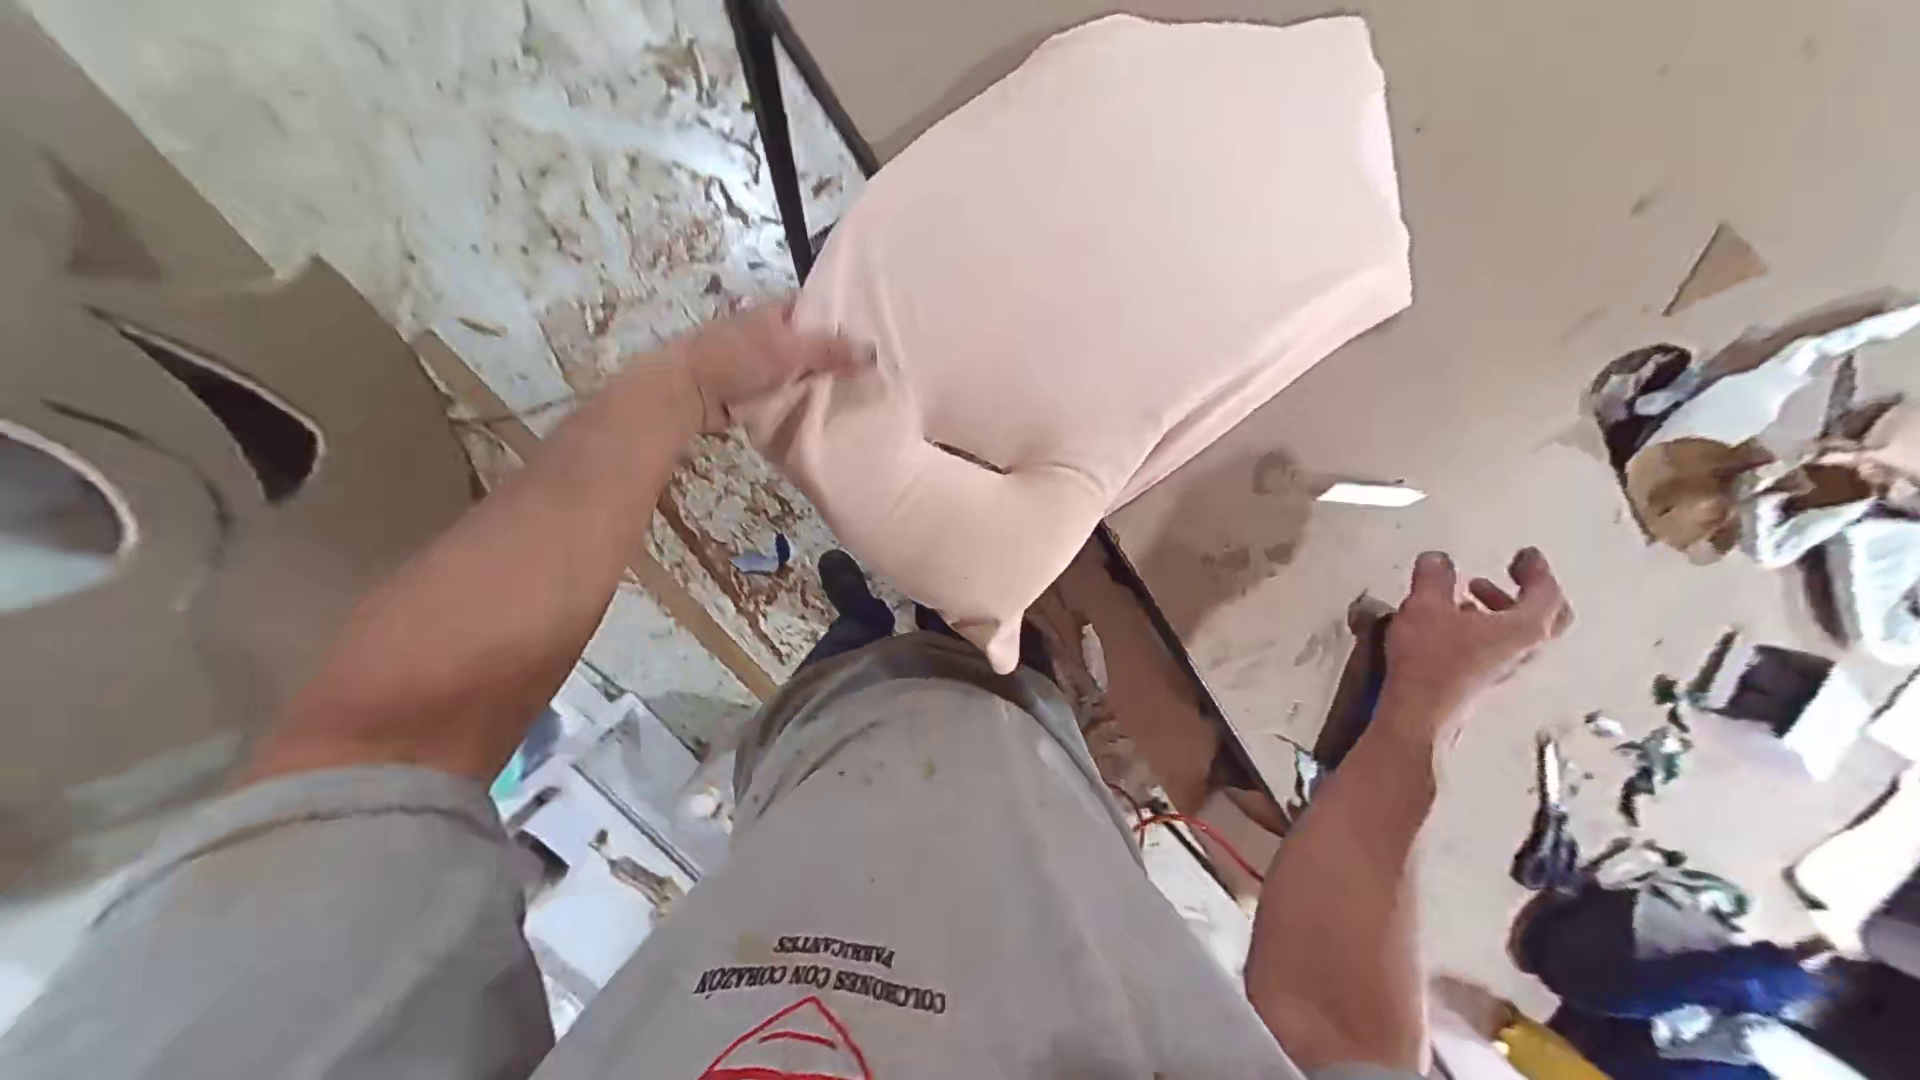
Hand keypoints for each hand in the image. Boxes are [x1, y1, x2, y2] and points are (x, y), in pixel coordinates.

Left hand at [667, 300, 874, 431]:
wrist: (689, 393)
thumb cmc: (735, 358)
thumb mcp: (787, 350)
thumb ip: (830, 351)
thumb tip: (874, 353)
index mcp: (783, 312)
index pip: (826, 311)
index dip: (851, 324)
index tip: (881, 342)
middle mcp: (780, 335)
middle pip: (822, 346)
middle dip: (846, 361)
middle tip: (882, 376)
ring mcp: (773, 365)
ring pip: (812, 373)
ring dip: (831, 385)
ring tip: (869, 395)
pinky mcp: (768, 392)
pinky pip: (799, 394)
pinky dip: (814, 401)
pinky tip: (840, 411)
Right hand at [1381, 548, 1571, 732]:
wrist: (1420, 710)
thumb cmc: (1430, 657)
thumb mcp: (1425, 606)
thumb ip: (1434, 577)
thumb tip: (1438, 559)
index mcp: (1523, 628)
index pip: (1546, 592)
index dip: (1537, 569)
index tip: (1525, 554)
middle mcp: (1525, 649)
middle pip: (1548, 617)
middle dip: (1531, 592)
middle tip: (1511, 575)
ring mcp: (1507, 667)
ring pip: (1521, 632)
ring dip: (1502, 609)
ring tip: (1470, 596)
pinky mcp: (1486, 679)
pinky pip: (1500, 645)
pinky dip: (1487, 627)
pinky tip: (1455, 624)